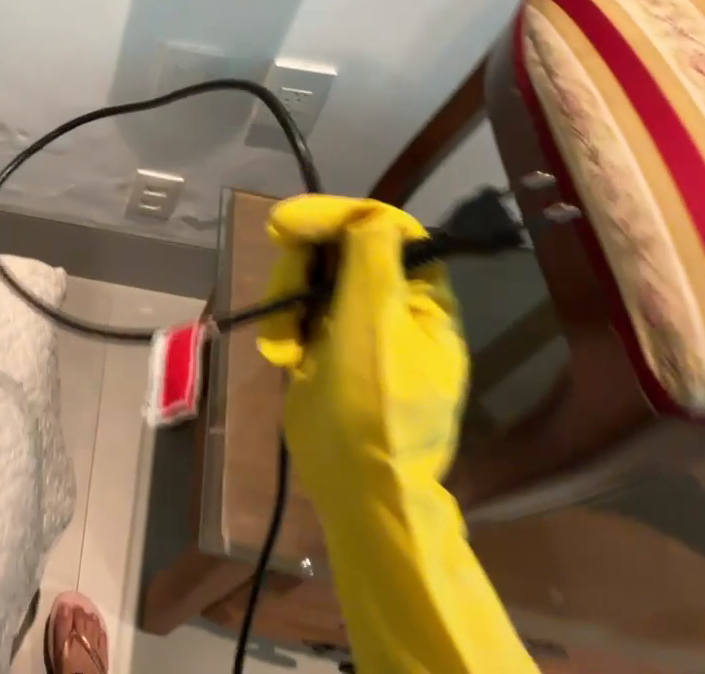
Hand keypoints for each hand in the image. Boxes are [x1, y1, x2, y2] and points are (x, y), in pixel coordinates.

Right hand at [256, 196, 468, 500]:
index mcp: (423, 297)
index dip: (335, 216)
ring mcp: (360, 329)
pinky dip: (285, 333)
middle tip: (281, 296)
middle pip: (339, 252)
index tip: (286, 224)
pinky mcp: (329, 351)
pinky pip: (300, 318)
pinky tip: (283, 360)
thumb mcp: (375, 324)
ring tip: (281, 347)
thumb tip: (367, 215)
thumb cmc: (374, 406)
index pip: (383, 228)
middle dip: (302, 270)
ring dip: (287, 306)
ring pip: (312, 283)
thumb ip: (372, 261)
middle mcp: (394, 306)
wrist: (359, 490)